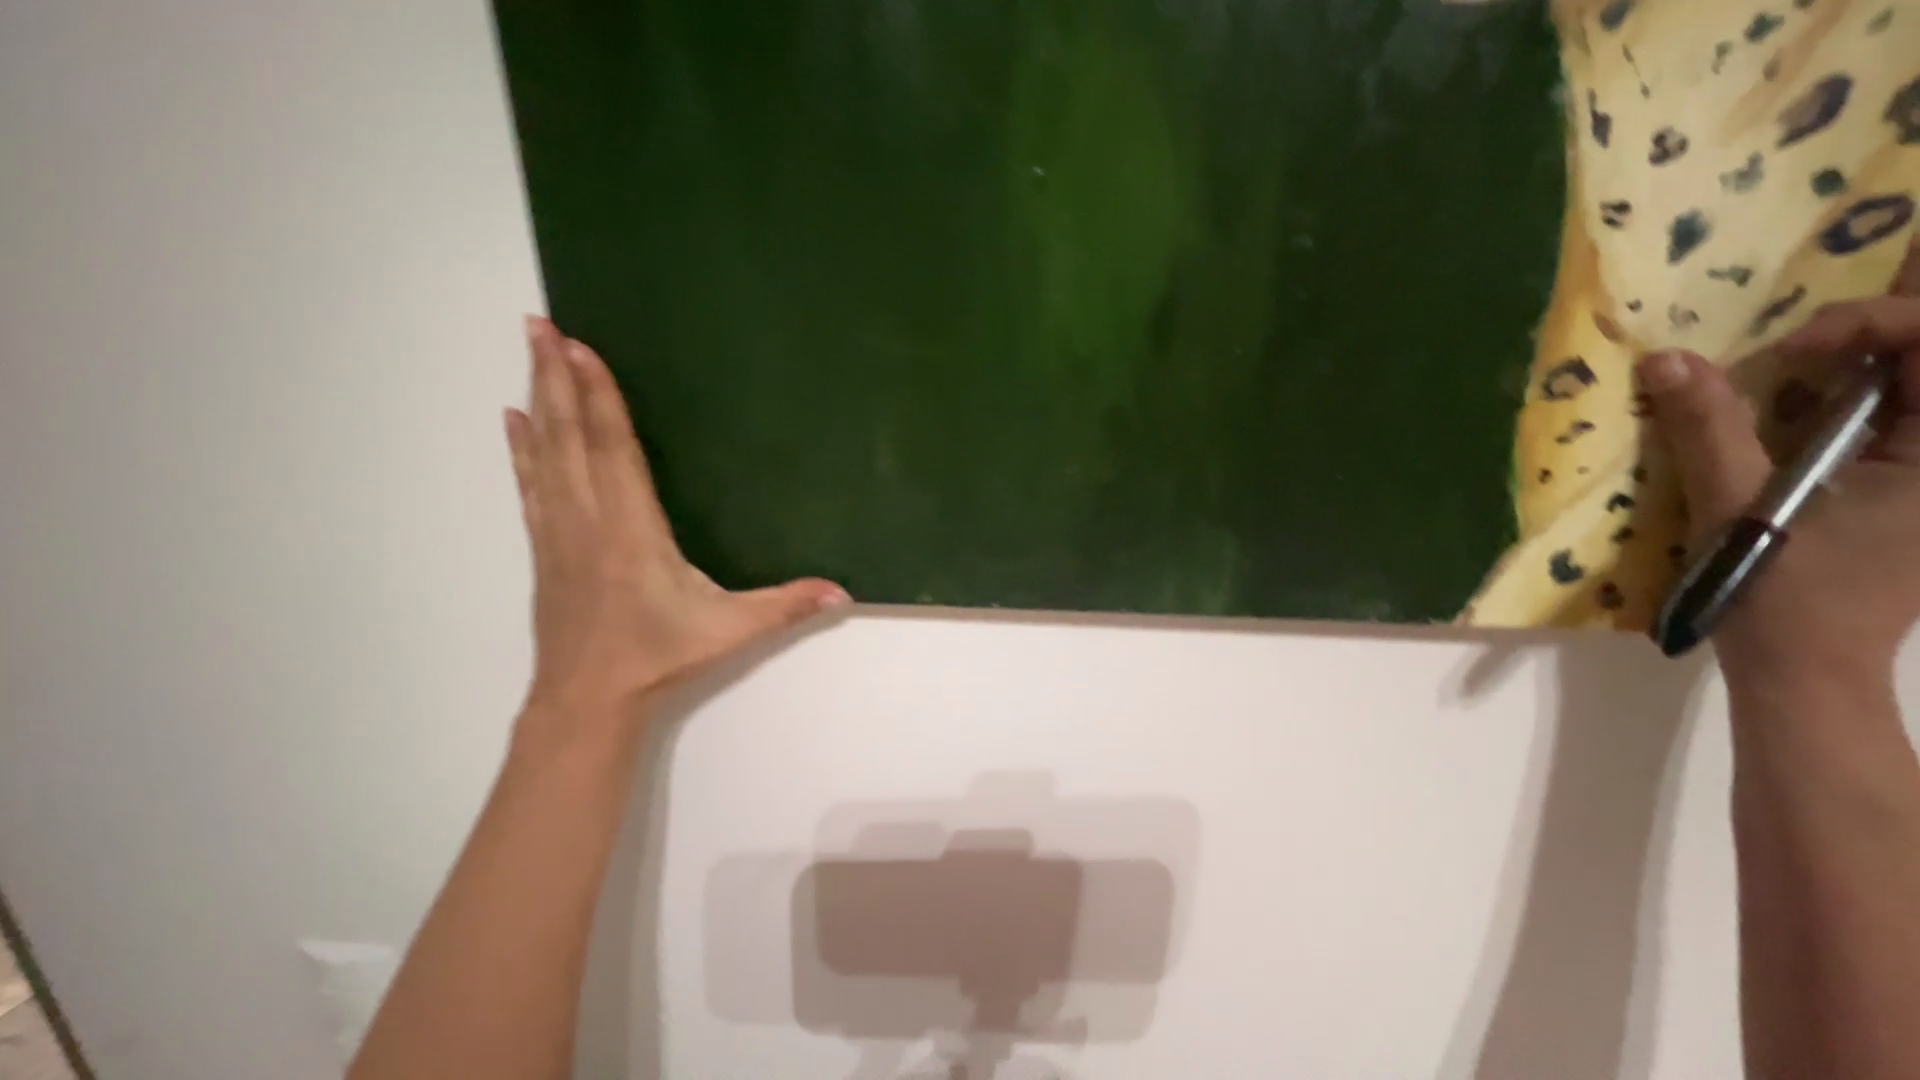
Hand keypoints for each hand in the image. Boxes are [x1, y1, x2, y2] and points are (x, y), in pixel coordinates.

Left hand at [505, 318, 849, 736]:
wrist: (586, 701)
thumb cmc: (658, 660)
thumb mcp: (730, 632)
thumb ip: (786, 606)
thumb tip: (844, 592)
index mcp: (632, 531)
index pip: (613, 450)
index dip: (600, 397)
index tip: (582, 348)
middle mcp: (589, 520)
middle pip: (569, 436)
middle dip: (554, 376)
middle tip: (539, 322)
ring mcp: (559, 532)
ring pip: (544, 453)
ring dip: (535, 398)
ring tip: (528, 349)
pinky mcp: (544, 548)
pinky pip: (530, 485)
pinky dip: (521, 448)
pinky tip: (513, 420)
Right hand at [1638, 245, 1919, 686]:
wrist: (1805, 673)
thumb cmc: (1786, 595)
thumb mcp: (1740, 507)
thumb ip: (1709, 427)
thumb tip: (1665, 358)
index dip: (1873, 321)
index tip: (1791, 348)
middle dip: (1871, 326)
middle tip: (1799, 327)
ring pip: (1903, 385)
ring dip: (1853, 357)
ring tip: (1789, 352)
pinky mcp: (1897, 485)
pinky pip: (1882, 416)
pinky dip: (1838, 394)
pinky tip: (1786, 400)